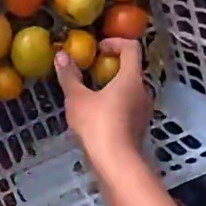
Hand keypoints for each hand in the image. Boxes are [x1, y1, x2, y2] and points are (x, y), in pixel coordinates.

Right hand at [55, 37, 150, 176]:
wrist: (116, 163)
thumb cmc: (97, 125)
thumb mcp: (77, 99)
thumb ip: (69, 76)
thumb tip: (61, 55)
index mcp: (132, 78)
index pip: (131, 48)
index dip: (116, 42)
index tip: (99, 48)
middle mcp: (144, 91)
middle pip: (132, 70)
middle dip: (113, 67)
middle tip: (93, 71)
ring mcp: (144, 111)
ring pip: (131, 90)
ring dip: (114, 87)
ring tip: (93, 94)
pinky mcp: (140, 127)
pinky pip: (130, 107)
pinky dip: (117, 104)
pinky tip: (99, 116)